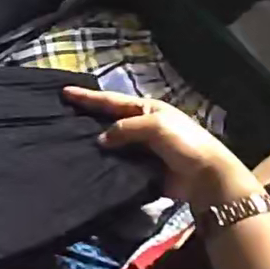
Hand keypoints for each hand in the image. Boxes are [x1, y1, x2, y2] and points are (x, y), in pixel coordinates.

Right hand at [63, 86, 260, 205]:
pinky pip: (117, 163)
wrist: (207, 178)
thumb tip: (101, 139)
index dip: (88, 97)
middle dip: (88, 115)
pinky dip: (104, 162)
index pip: (111, 101)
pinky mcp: (141, 170)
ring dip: (93, 140)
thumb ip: (126, 129)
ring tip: (68, 138)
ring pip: (111, 142)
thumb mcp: (155, 126)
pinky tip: (87, 162)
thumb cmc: (184, 143)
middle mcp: (141, 125)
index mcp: (146, 109)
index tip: (65, 91)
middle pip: (108, 119)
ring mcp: (140, 148)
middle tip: (62, 112)